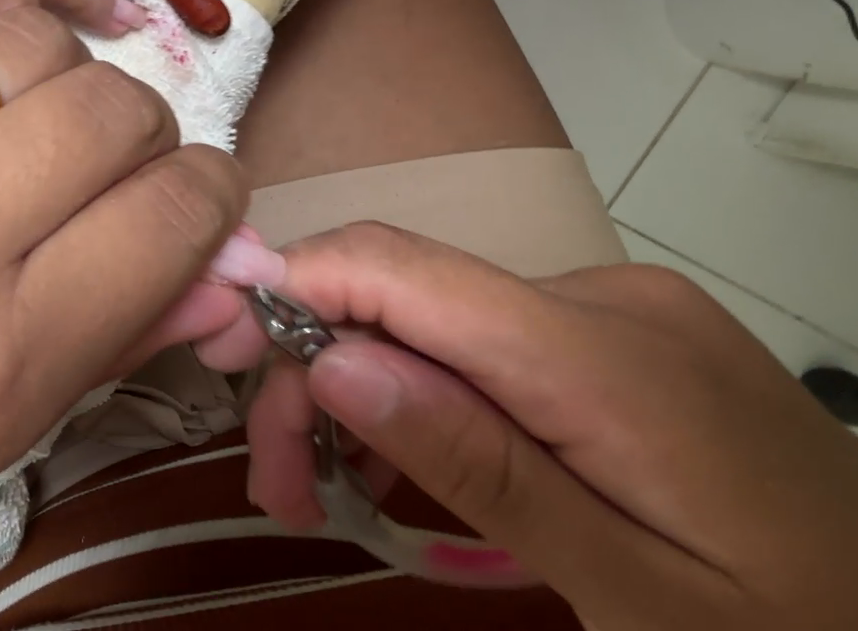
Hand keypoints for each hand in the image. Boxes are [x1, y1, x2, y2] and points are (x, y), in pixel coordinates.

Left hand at [0, 0, 245, 616]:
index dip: (212, 199)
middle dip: (150, 130)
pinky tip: (1, 31)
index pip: (168, 220)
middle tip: (123, 160)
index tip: (197, 200)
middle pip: (109, 114)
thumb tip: (231, 265)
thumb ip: (124, 334)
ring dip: (72, 69)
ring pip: (27, 45)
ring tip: (49, 110)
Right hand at [224, 223, 857, 630]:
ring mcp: (602, 305)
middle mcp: (593, 295)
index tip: (224, 365)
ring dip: (354, 389)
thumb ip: (478, 464)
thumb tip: (331, 361)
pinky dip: (411, 389)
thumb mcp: (633, 591)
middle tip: (280, 485)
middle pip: (390, 295)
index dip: (288, 288)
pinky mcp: (601, 328)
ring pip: (418, 316)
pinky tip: (399, 455)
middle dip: (310, 375)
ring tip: (324, 488)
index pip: (394, 266)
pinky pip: (466, 336)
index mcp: (602, 351)